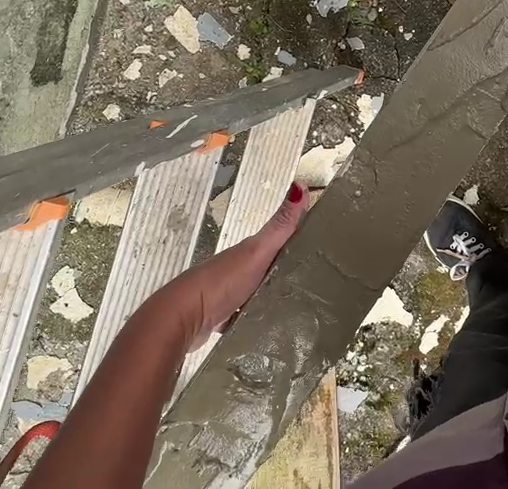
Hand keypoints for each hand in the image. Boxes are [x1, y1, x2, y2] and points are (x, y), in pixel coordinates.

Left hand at [148, 182, 316, 347]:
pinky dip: (258, 316)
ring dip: (274, 294)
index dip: (300, 237)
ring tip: (301, 304)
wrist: (182, 318)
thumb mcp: (257, 251)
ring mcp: (229, 293)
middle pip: (271, 264)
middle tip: (321, 279)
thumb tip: (300, 183)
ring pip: (259, 290)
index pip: (280, 239)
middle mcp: (240, 268)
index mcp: (251, 250)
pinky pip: (248, 313)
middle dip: (291, 268)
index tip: (325, 242)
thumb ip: (279, 225)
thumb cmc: (222, 280)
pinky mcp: (222, 318)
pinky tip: (271, 324)